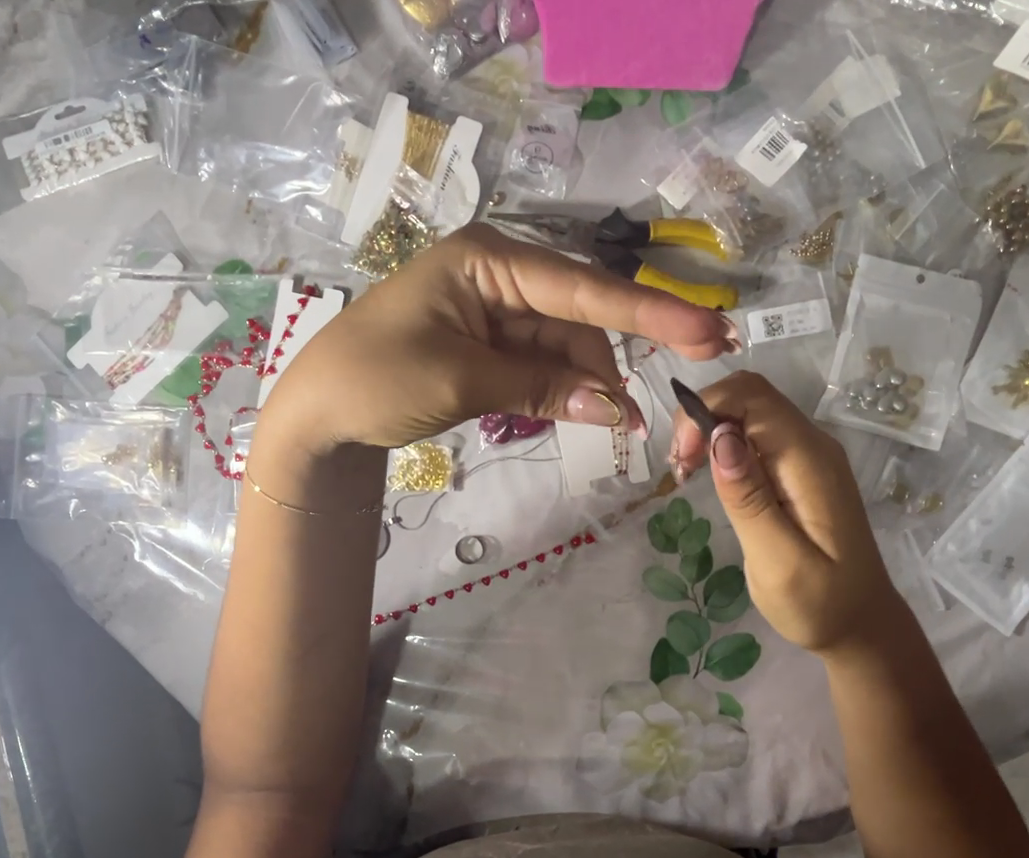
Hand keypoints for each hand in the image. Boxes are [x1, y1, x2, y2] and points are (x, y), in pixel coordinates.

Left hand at [258, 223, 736, 454]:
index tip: (709, 331)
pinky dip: (563, 391)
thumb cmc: (377, 379)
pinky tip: (583, 413)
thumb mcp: (463, 383)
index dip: (649, 314)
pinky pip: (542, 364)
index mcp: (488, 261)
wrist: (319, 411)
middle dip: (614, 361)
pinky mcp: (490, 343)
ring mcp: (495, 310)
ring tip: (615, 425)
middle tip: (654, 408)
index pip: (581, 288)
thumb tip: (614, 408)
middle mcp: (499, 275)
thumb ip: (542, 390)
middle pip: (580, 317)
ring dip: (589, 384)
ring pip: (566, 345)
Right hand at [669, 372, 906, 656]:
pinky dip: (723, 445)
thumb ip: (748, 499)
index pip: (752, 397)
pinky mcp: (798, 471)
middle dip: (701, 417)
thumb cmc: (818, 603)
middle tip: (678, 469)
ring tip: (686, 475)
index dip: (705, 411)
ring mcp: (807, 456)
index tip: (681, 462)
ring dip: (708, 430)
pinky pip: (756, 435)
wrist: (861, 626)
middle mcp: (812, 446)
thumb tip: (720, 438)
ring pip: (749, 411)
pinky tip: (708, 478)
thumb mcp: (778, 560)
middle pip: (749, 394)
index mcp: (808, 461)